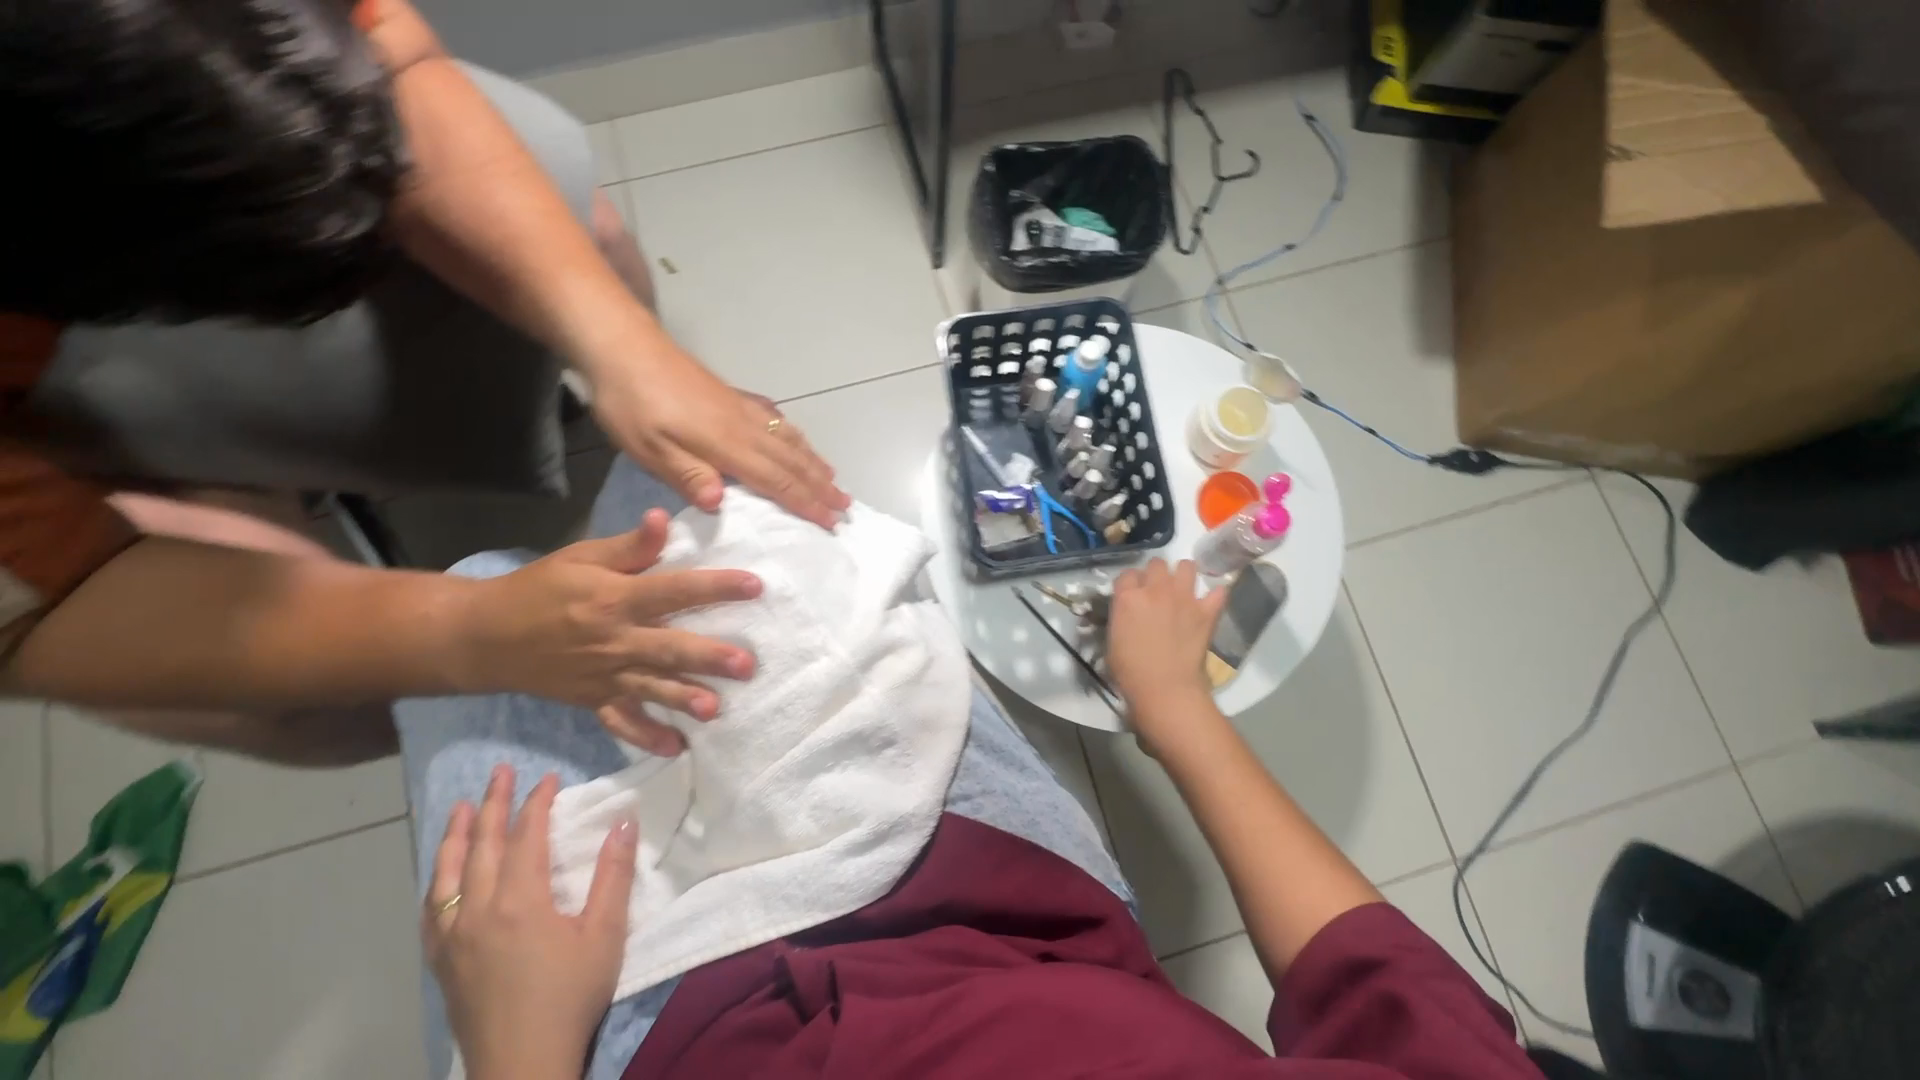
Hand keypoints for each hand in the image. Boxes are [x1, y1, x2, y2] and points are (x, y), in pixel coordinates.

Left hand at [424, 767, 635, 1079]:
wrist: (522, 1063)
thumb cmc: (570, 996)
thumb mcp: (605, 935)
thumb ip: (613, 876)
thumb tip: (623, 823)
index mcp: (520, 900)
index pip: (526, 836)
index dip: (536, 803)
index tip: (548, 779)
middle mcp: (478, 909)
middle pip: (483, 844)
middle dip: (492, 804)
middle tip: (500, 771)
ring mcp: (453, 935)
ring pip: (448, 872)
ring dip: (457, 834)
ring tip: (462, 806)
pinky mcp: (441, 960)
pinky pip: (431, 909)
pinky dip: (437, 880)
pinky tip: (441, 874)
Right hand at [456, 508, 759, 755]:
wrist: (482, 635)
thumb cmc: (539, 588)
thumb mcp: (582, 557)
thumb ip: (630, 546)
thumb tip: (664, 517)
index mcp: (615, 598)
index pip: (675, 591)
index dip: (716, 587)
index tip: (755, 586)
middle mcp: (614, 640)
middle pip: (669, 648)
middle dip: (708, 657)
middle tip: (746, 664)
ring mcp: (603, 675)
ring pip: (651, 689)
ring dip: (684, 699)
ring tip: (715, 710)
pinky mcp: (592, 701)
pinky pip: (620, 723)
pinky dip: (645, 737)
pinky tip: (675, 748)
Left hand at [586, 337, 849, 527]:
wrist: (623, 346)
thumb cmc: (631, 404)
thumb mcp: (647, 448)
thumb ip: (686, 474)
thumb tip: (719, 503)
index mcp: (726, 445)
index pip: (776, 480)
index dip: (805, 503)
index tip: (830, 522)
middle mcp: (745, 426)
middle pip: (792, 461)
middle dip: (821, 487)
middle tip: (846, 507)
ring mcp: (743, 408)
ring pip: (790, 439)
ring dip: (815, 463)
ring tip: (835, 480)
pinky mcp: (734, 396)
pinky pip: (777, 420)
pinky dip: (796, 437)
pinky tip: (799, 441)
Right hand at [1107, 559, 1228, 750]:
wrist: (1165, 687)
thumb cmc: (1130, 671)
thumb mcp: (1113, 640)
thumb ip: (1121, 618)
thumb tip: (1128, 613)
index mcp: (1128, 598)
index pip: (1127, 574)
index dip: (1130, 583)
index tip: (1132, 593)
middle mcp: (1155, 590)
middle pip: (1157, 563)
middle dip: (1156, 573)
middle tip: (1157, 590)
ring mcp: (1184, 598)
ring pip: (1187, 566)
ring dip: (1183, 574)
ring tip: (1182, 588)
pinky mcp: (1206, 611)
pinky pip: (1218, 592)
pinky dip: (1216, 595)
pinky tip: (1211, 602)